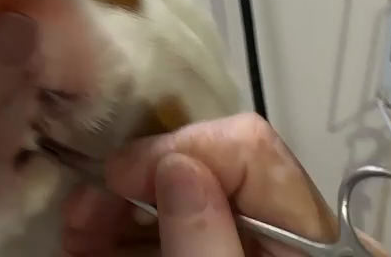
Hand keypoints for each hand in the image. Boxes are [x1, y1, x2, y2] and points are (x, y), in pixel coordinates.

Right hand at [60, 114, 364, 256]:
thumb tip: (174, 163)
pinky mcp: (234, 250)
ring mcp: (263, 241)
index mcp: (315, 234)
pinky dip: (137, 235)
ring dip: (123, 211)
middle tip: (80, 213)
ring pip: (189, 198)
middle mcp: (296, 229)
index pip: (249, 144)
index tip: (119, 180)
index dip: (178, 149)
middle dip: (136, 182)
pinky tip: (95, 243)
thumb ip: (206, 243)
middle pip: (209, 165)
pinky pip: (187, 228)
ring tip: (74, 231)